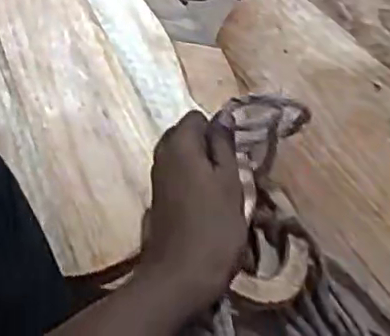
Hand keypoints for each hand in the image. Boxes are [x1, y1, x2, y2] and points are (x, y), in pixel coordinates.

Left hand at [137, 112, 246, 308]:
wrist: (180, 273)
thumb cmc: (213, 225)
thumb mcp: (230, 181)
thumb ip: (224, 144)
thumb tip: (223, 116)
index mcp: (178, 140)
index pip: (198, 117)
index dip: (217, 133)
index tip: (232, 158)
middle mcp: (162, 149)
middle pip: (188, 135)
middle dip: (208, 150)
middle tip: (229, 178)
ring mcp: (156, 172)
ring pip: (183, 156)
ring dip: (201, 168)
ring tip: (220, 196)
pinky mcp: (156, 193)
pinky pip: (177, 174)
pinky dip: (191, 183)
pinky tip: (204, 207)